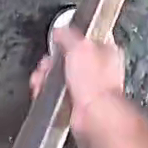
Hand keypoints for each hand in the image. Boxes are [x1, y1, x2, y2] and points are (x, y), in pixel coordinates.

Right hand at [32, 27, 128, 147]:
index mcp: (107, 50)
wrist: (94, 118)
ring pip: (61, 77)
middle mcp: (99, 70)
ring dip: (47, 77)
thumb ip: (68, 35)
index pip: (87, 37)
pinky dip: (47, 93)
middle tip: (46, 63)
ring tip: (40, 78)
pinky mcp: (76, 105)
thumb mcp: (79, 46)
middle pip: (69, 58)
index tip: (57, 40)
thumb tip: (60, 30)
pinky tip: (41, 91)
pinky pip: (57, 95)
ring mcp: (88, 88)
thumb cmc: (95, 82)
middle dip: (53, 60)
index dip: (69, 38)